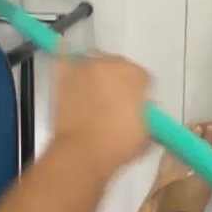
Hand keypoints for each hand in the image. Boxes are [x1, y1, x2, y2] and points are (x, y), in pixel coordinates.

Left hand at [50, 53, 152, 174]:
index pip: (142, 76)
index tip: (137, 106)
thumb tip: (143, 106)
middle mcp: (108, 64)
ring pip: (95, 61)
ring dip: (98, 72)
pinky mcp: (64, 77)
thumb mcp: (147, 130)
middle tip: (117, 102)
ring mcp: (83, 68)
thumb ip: (147, 112)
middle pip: (119, 65)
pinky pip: (66, 59)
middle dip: (120, 80)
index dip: (141, 92)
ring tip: (96, 92)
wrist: (81, 152)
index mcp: (132, 75)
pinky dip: (69, 61)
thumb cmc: (118, 144)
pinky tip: (71, 68)